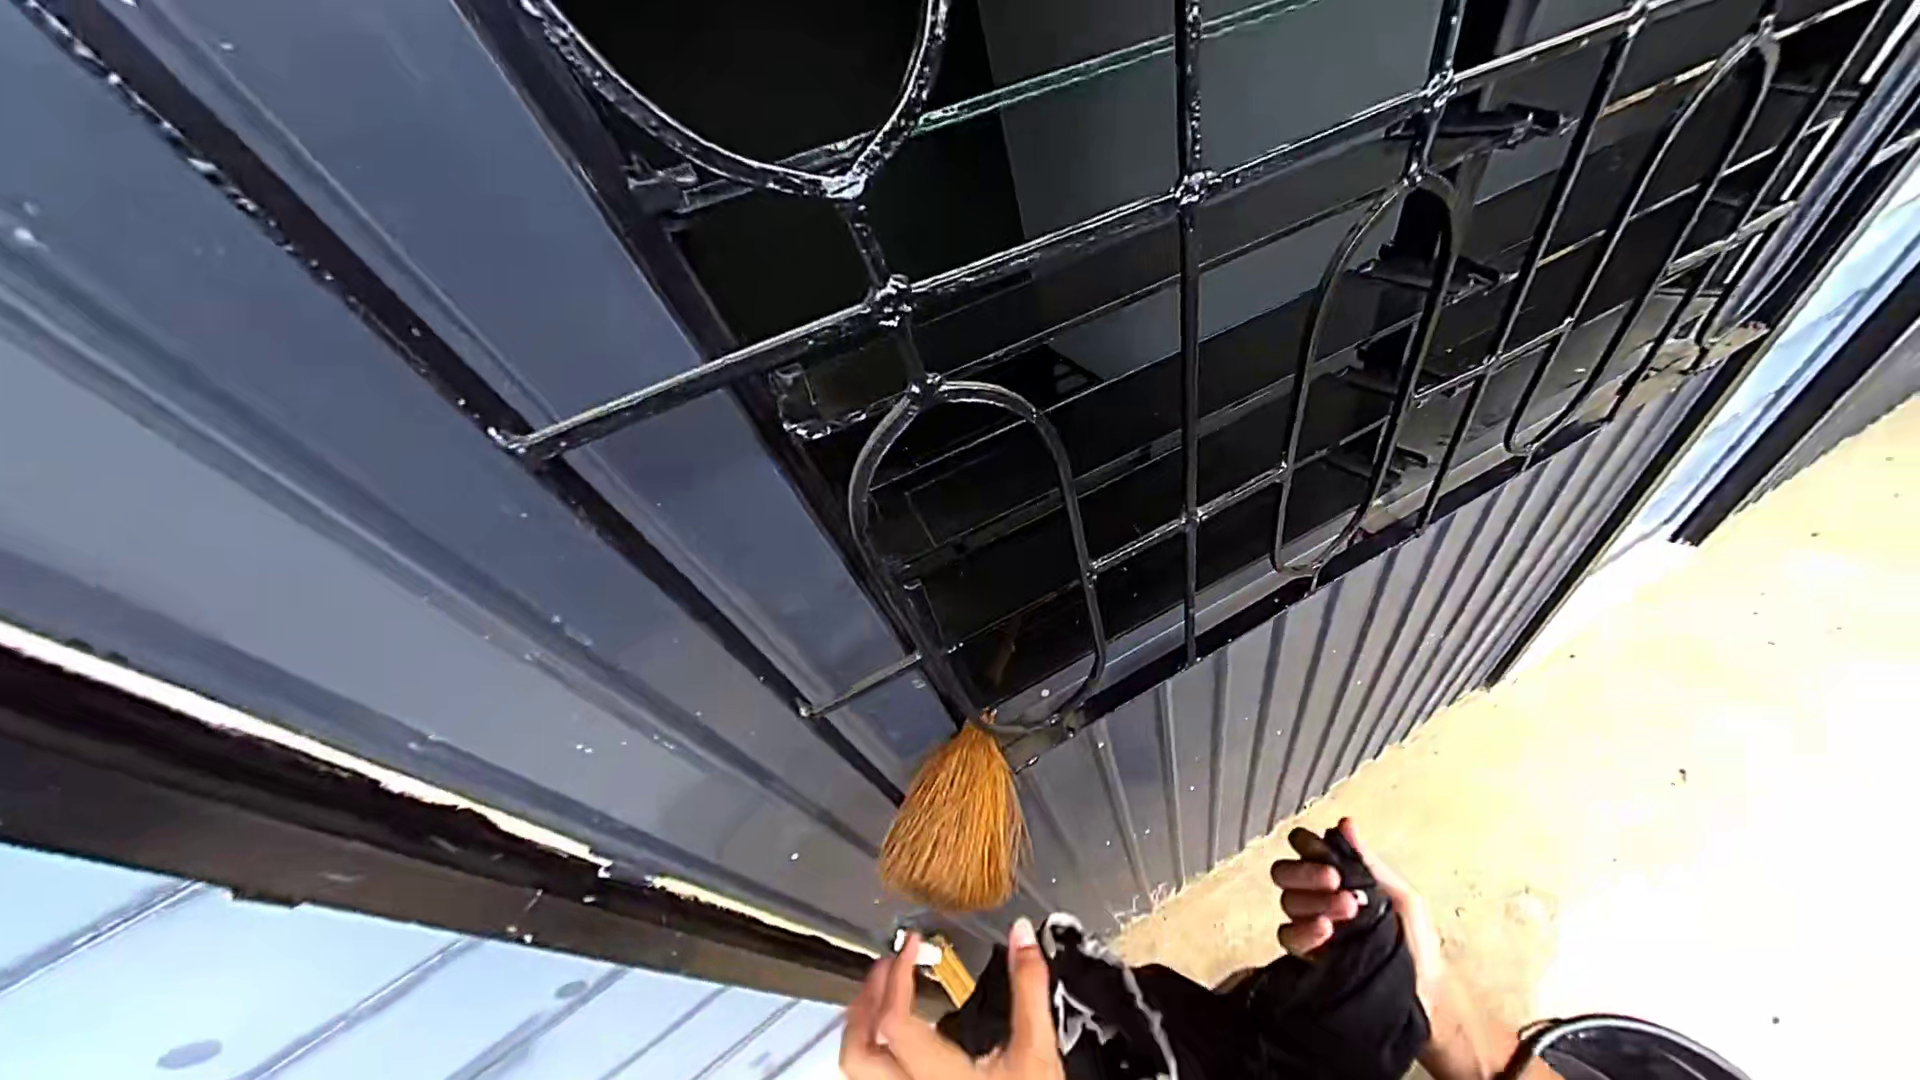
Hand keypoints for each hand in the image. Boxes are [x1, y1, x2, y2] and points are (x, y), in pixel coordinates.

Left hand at [841, 920, 1065, 1079]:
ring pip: (858, 1075)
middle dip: (865, 1002)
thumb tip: (1021, 932)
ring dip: (865, 1026)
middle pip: (857, 1056)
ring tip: (884, 993)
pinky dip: (877, 1053)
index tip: (911, 946)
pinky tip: (896, 1038)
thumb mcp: (1037, 1052)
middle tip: (886, 966)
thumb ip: (1027, 987)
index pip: (893, 1023)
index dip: (896, 975)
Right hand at [1269, 818, 1441, 997]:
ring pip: (1287, 901)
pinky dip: (1304, 930)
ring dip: (1316, 901)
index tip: (1327, 853)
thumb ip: (1367, 861)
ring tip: (1349, 911)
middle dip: (1307, 873)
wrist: (1425, 994)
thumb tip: (1346, 823)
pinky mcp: (1305, 954)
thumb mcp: (1400, 896)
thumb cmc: (1415, 942)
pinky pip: (1287, 935)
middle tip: (1337, 881)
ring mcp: (1305, 923)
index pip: (1300, 845)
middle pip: (1283, 871)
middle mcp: (1312, 894)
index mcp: (1330, 873)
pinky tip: (1326, 930)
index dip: (1307, 845)